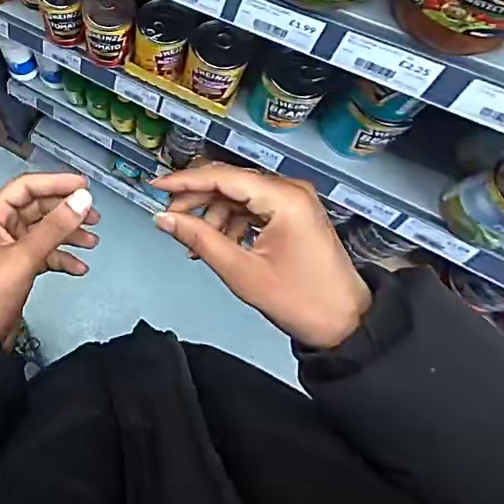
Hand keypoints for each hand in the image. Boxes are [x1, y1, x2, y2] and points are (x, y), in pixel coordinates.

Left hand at [0, 173, 100, 342]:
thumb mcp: (25, 256)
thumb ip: (55, 227)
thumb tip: (81, 200)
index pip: (28, 187)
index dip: (56, 182)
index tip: (83, 186)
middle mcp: (1, 226)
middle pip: (40, 207)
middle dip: (67, 211)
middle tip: (93, 216)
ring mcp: (11, 246)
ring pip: (46, 230)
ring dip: (69, 234)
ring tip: (92, 241)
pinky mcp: (20, 265)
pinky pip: (46, 252)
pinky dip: (62, 257)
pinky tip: (78, 267)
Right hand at [152, 164, 370, 348]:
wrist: (348, 326)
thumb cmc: (302, 302)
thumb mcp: (242, 272)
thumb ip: (199, 239)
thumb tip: (163, 218)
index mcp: (283, 198)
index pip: (222, 176)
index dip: (184, 180)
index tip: (156, 184)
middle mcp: (289, 190)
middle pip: (228, 182)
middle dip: (196, 198)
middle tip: (170, 218)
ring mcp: (292, 200)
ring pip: (236, 194)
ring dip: (211, 213)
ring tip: (195, 241)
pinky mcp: (292, 212)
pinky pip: (250, 206)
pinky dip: (230, 221)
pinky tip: (217, 243)